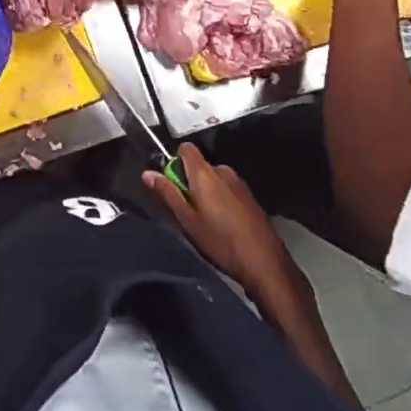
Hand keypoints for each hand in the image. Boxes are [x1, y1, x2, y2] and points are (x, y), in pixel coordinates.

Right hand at [144, 144, 295, 296]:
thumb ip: (167, 193)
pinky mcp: (250, 196)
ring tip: (205, 221)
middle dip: (190, 182)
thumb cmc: (220, 241)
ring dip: (205, 193)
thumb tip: (147, 173)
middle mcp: (223, 171)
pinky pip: (227, 189)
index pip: (186, 149)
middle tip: (186, 210)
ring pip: (213, 179)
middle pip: (199, 166)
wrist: (264, 261)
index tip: (172, 183)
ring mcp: (239, 183)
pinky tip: (223, 224)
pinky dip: (220, 199)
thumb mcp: (187, 220)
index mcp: (205, 174)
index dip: (175, 161)